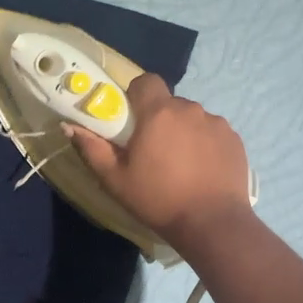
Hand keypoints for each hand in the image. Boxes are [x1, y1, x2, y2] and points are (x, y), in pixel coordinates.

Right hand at [65, 74, 255, 258]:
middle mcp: (189, 108)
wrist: (211, 221)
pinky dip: (202, 146)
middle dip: (157, 120)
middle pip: (168, 103)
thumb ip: (92, 149)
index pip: (145, 81)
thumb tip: (69, 126)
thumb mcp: (114, 179)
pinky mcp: (233, 138)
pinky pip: (211, 133)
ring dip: (180, 134)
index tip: (129, 120)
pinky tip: (198, 172)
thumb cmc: (156, 199)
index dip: (135, 95)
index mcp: (158, 113)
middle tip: (150, 153)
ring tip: (177, 167)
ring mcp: (216, 122)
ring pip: (190, 119)